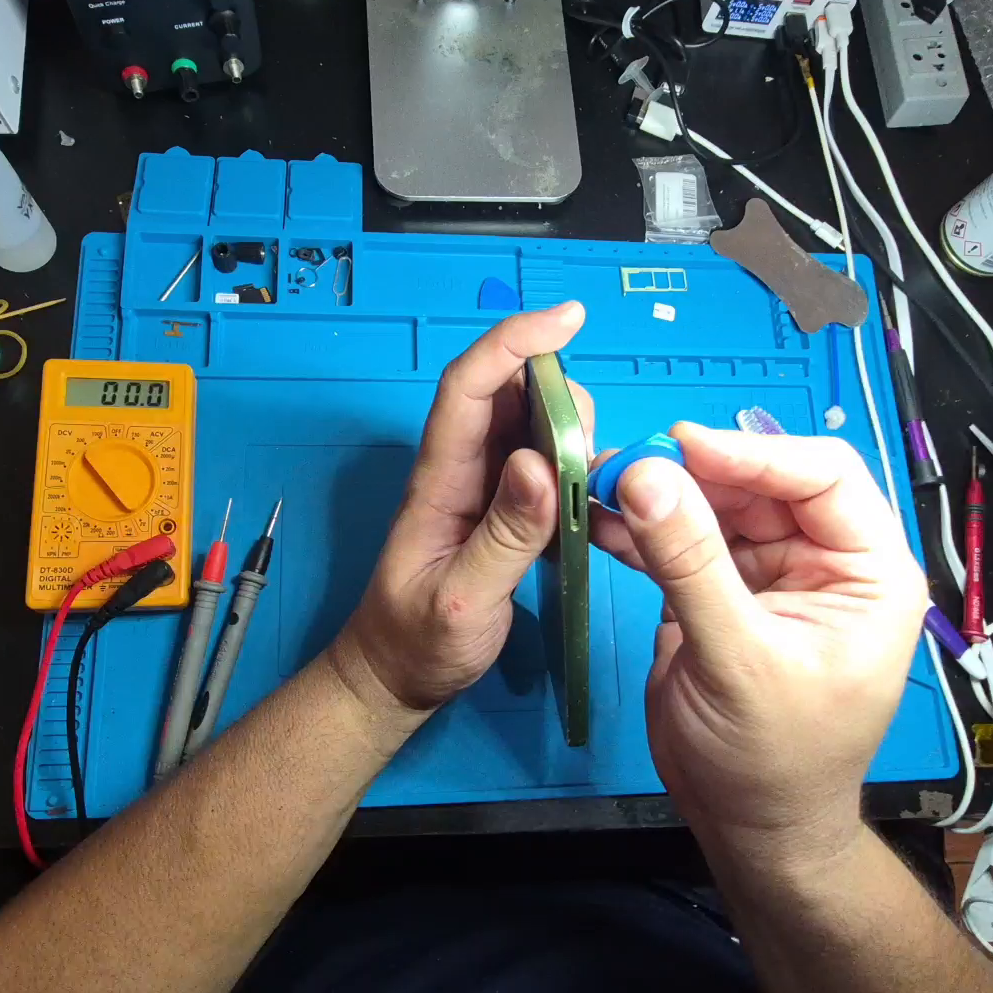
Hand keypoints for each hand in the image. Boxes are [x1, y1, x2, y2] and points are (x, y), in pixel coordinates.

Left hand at [328, 304, 592, 724]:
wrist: (398, 674)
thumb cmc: (418, 641)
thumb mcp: (462, 599)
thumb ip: (504, 536)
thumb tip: (543, 465)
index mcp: (440, 479)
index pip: (468, 388)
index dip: (512, 343)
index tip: (567, 318)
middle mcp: (462, 469)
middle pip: (507, 395)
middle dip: (557, 392)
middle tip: (592, 444)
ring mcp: (483, 489)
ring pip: (531, 428)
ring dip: (571, 434)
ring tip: (595, 481)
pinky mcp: (502, 512)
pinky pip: (544, 469)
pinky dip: (574, 470)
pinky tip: (592, 500)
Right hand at [592, 423, 927, 866]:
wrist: (742, 822)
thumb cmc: (771, 757)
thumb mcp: (737, 658)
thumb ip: (691, 563)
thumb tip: (644, 476)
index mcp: (865, 570)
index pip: (822, 476)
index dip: (754, 453)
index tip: (679, 445)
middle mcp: (818, 559)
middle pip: (755, 484)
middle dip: (689, 473)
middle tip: (622, 465)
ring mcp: (761, 572)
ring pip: (709, 506)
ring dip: (655, 496)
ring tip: (599, 484)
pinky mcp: (714, 589)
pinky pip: (676, 542)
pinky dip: (638, 531)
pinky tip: (598, 522)